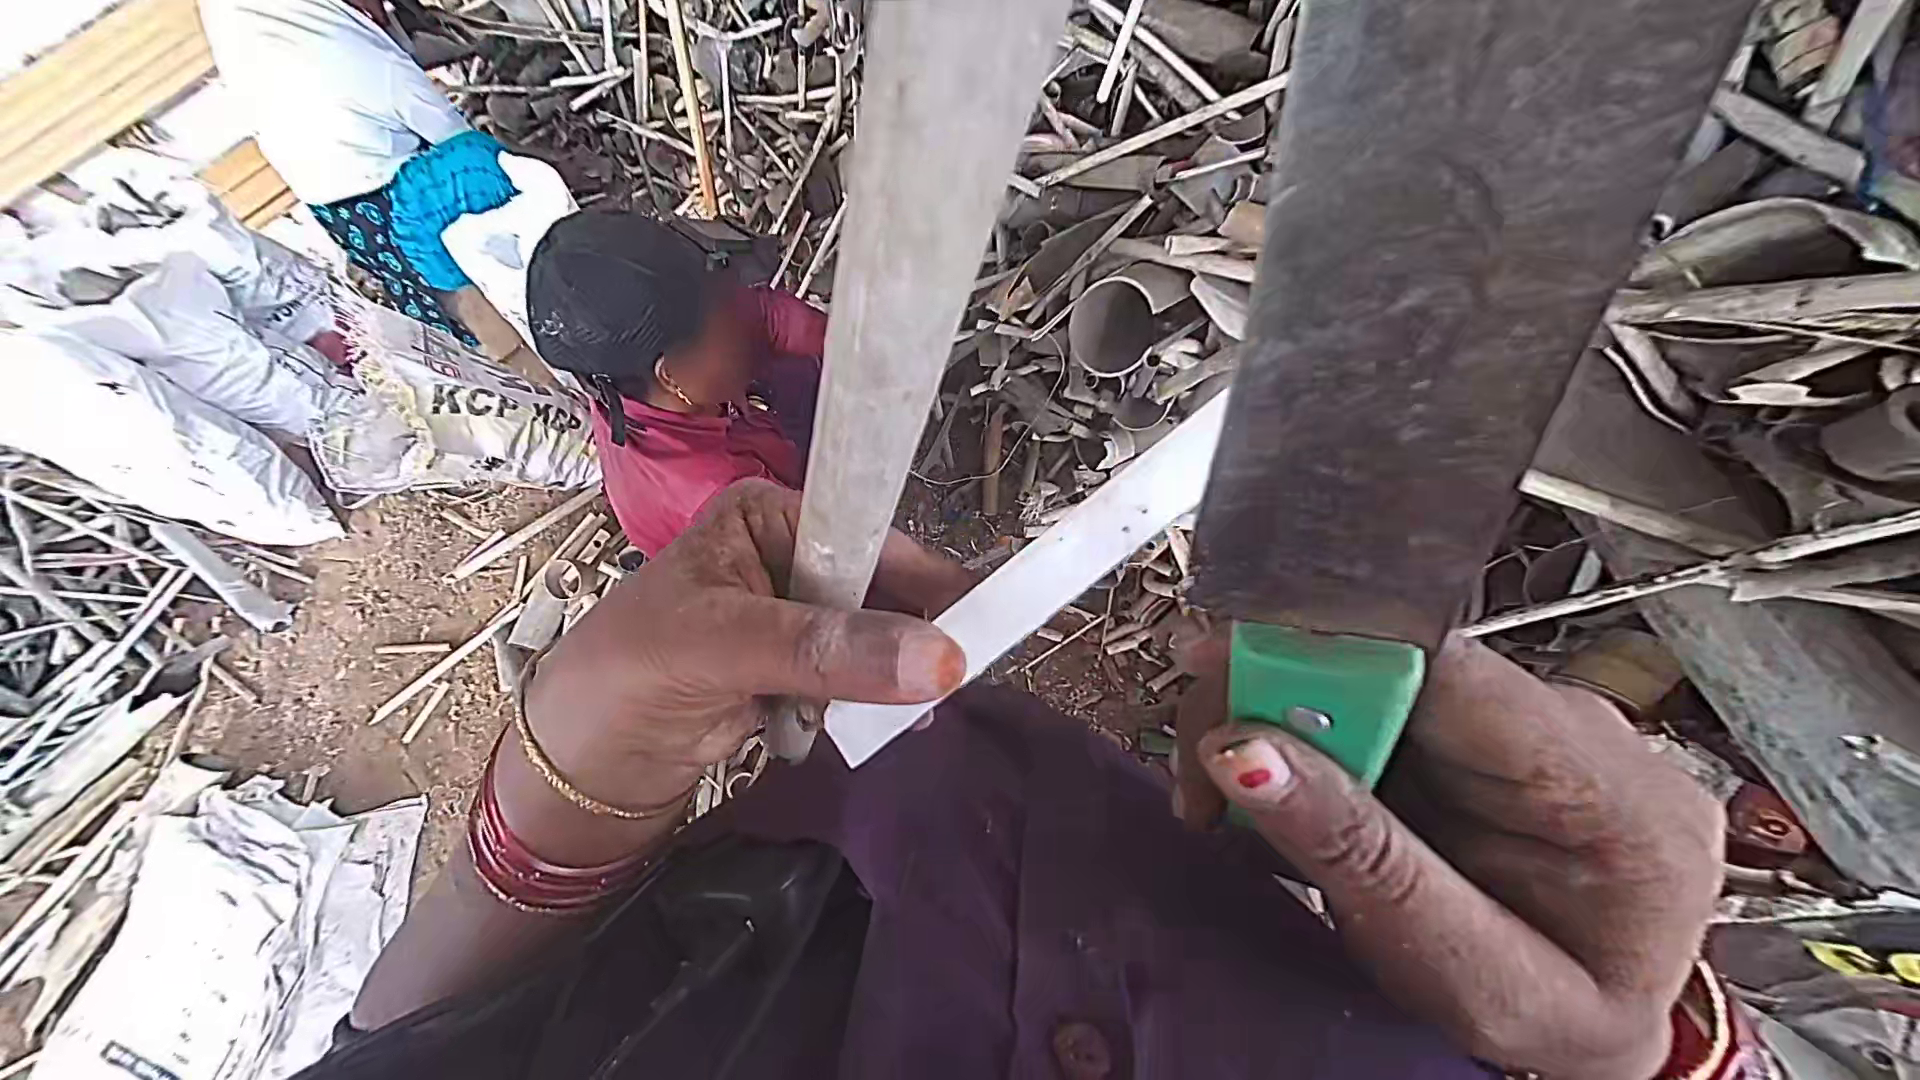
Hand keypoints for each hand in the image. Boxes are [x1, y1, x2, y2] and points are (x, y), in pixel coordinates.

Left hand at [524, 478, 968, 812]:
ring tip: (925, 705)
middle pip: (884, 583)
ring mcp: (805, 612)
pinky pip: (867, 674)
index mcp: (771, 518)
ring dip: (900, 670)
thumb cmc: (625, 675)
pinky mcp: (810, 663)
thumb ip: (823, 649)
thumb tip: (936, 658)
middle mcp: (796, 555)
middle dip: (915, 629)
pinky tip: (892, 721)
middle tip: (956, 670)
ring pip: (883, 632)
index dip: (920, 570)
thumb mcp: (720, 646)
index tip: (973, 611)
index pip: (865, 531)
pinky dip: (881, 699)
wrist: (584, 763)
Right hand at [1175, 636, 1723, 1079]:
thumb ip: (1360, 859)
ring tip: (1221, 795)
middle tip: (1205, 774)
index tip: (1213, 667)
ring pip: (1337, 673)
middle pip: (1367, 658)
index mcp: (1605, 790)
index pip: (1437, 663)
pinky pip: (1336, 698)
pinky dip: (1277, 733)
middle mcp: (1554, 727)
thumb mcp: (1465, 980)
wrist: (1568, 1024)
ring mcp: (1492, 718)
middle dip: (1262, 698)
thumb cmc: (1544, 1016)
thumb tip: (1245, 752)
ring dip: (1258, 721)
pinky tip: (1262, 787)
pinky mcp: (1439, 723)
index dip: (1314, 649)